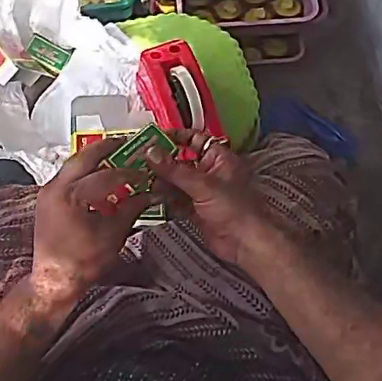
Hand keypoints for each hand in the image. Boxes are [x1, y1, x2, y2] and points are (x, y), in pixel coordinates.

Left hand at [31, 137, 158, 299]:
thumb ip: (130, 208)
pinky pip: (68, 178)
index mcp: (71, 196)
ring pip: (73, 165)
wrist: (53, 281)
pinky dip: (85, 174)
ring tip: (116, 157)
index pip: (106, 176)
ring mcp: (47, 192)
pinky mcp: (46, 199)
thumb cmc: (82, 263)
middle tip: (127, 143)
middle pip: (84, 157)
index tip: (145, 174)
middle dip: (107, 149)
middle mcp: (55, 188)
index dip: (129, 173)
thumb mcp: (112, 234)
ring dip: (94, 160)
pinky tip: (99, 179)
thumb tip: (149, 194)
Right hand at [146, 130, 285, 264]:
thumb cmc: (233, 208)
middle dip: (160, 162)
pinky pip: (174, 199)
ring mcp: (201, 191)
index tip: (151, 139)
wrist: (245, 244)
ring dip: (158, 181)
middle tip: (136, 160)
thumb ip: (174, 169)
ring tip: (136, 179)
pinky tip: (146, 197)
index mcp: (218, 158)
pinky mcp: (194, 209)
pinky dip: (162, 198)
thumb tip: (149, 152)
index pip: (194, 139)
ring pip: (175, 181)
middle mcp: (209, 172)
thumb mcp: (203, 185)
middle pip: (180, 161)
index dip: (174, 137)